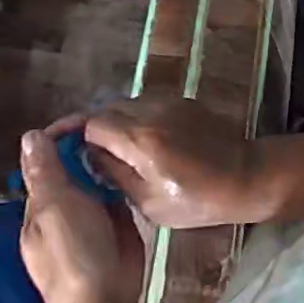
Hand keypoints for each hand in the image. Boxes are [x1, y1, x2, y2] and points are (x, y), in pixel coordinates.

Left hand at [18, 130, 143, 302]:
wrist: (104, 302)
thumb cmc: (74, 253)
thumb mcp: (55, 208)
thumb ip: (45, 173)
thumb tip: (30, 135)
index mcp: (40, 205)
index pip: (46, 161)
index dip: (62, 139)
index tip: (86, 121)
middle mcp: (62, 206)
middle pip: (72, 167)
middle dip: (87, 147)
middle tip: (114, 122)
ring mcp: (90, 214)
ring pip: (95, 178)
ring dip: (105, 160)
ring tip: (129, 133)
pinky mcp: (115, 221)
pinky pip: (116, 191)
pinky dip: (121, 177)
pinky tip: (136, 160)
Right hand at [61, 97, 274, 228]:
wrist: (246, 175)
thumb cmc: (198, 200)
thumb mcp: (149, 201)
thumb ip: (115, 174)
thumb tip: (89, 156)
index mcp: (141, 139)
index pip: (92, 123)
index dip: (72, 133)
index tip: (57, 145)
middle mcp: (152, 111)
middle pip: (107, 109)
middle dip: (89, 127)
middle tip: (79, 149)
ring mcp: (169, 102)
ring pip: (126, 104)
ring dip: (112, 122)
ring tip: (106, 148)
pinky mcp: (183, 101)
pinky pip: (147, 104)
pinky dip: (134, 118)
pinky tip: (136, 141)